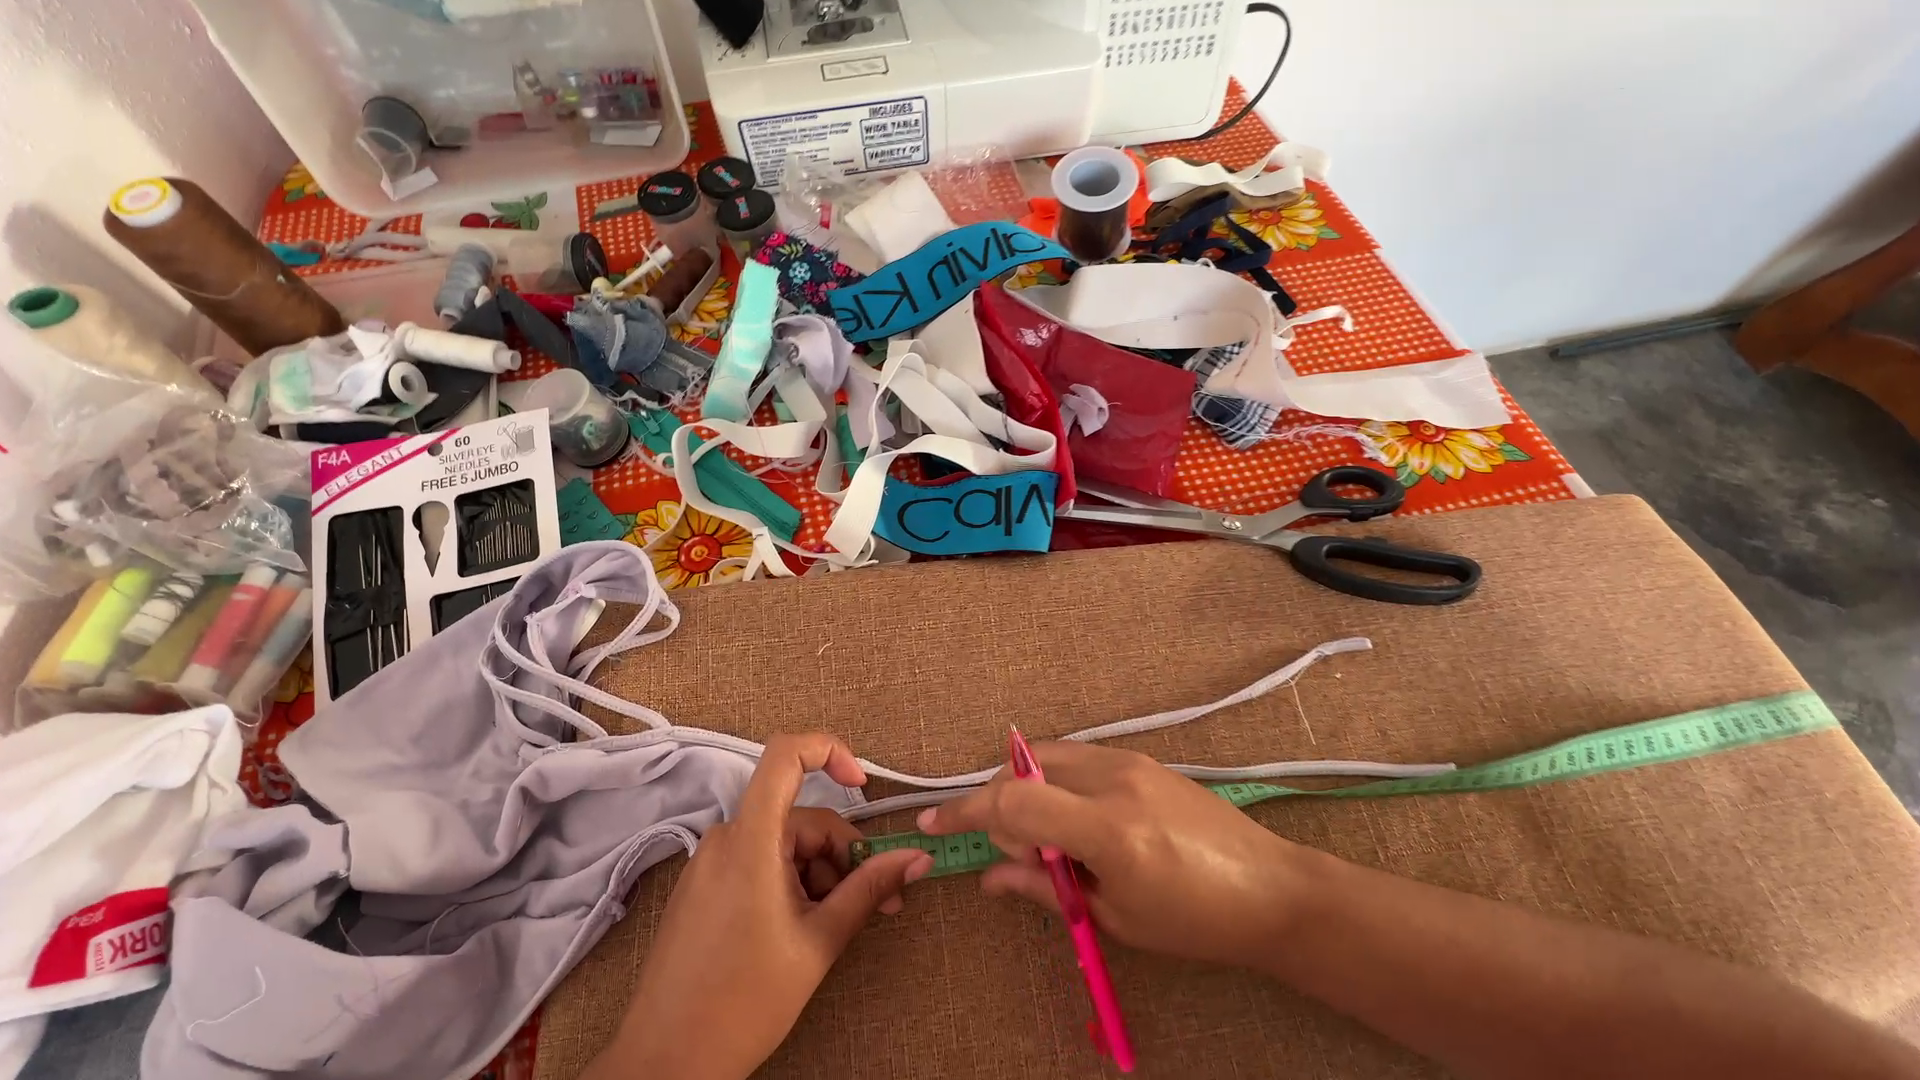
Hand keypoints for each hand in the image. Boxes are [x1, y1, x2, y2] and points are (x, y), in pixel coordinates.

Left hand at [589, 734, 934, 1079]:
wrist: (666, 1063)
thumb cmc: (742, 1003)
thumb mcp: (819, 942)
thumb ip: (870, 889)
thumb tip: (915, 858)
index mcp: (750, 840)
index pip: (785, 754)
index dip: (830, 750)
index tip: (863, 784)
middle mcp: (725, 838)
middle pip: (800, 818)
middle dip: (843, 853)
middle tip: (880, 900)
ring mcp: (709, 863)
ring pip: (783, 845)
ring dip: (820, 874)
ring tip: (839, 926)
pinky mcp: (703, 887)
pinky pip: (759, 863)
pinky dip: (792, 883)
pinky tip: (804, 928)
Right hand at [917, 740, 1313, 968]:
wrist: (1271, 888)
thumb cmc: (1196, 920)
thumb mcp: (1116, 918)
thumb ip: (1044, 889)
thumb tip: (989, 878)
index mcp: (1109, 830)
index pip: (1014, 804)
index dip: (966, 812)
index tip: (933, 823)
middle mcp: (1114, 780)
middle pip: (1022, 770)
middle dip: (1000, 806)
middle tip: (1025, 857)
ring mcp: (1130, 761)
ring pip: (1046, 756)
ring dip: (1026, 788)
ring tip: (1051, 839)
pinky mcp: (1141, 757)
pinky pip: (1075, 756)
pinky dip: (1054, 779)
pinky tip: (1075, 818)